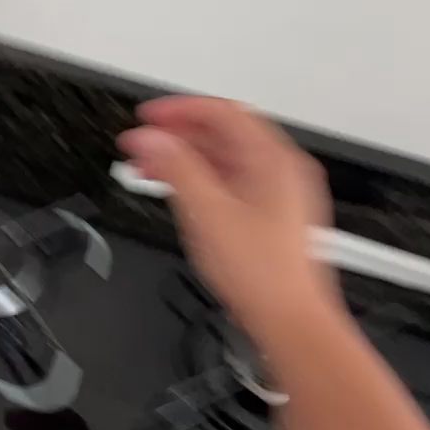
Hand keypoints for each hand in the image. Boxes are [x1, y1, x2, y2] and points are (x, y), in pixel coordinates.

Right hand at [118, 96, 339, 336]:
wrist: (288, 320)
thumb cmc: (261, 274)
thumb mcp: (207, 212)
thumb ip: (175, 169)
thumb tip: (149, 139)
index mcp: (272, 161)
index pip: (223, 113)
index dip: (180, 109)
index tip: (147, 116)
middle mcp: (279, 171)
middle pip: (223, 133)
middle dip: (177, 134)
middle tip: (141, 142)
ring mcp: (275, 193)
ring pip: (223, 158)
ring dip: (183, 157)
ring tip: (148, 166)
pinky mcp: (266, 215)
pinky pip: (227, 181)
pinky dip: (196, 178)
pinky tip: (174, 191)